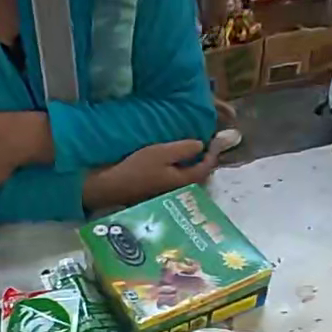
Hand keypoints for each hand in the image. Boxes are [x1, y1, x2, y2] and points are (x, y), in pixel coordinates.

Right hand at [81, 139, 221, 211]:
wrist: (114, 186)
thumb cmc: (138, 168)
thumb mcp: (162, 153)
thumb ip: (183, 149)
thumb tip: (200, 145)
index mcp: (184, 180)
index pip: (206, 167)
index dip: (213, 153)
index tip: (216, 138)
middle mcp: (180, 190)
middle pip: (200, 176)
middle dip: (206, 162)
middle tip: (209, 146)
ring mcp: (170, 193)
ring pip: (189, 179)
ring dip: (195, 167)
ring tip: (197, 154)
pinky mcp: (160, 193)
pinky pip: (179, 181)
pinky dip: (184, 171)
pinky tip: (180, 164)